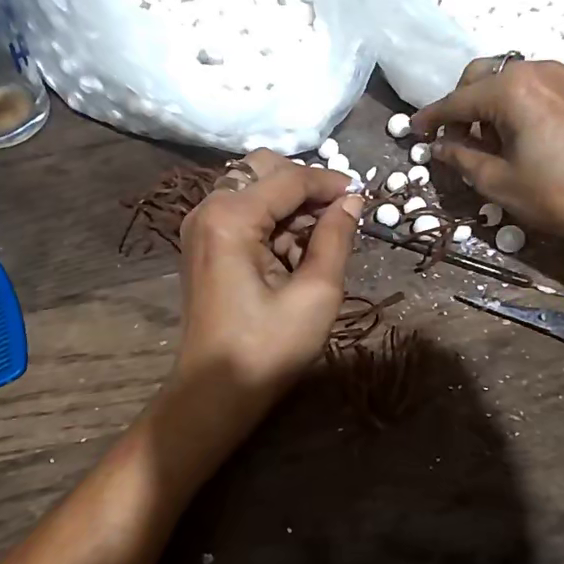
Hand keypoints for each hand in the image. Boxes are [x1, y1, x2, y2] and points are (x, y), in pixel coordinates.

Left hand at [172, 149, 364, 420]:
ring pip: (253, 189)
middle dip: (304, 188)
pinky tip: (291, 255)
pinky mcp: (203, 244)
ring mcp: (200, 227)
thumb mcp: (316, 294)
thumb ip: (335, 238)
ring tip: (317, 245)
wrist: (214, 392)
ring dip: (288, 206)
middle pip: (263, 170)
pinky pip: (242, 213)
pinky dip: (271, 222)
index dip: (330, 183)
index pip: (288, 179)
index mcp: (230, 218)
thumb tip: (352, 201)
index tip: (363, 197)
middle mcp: (207, 210)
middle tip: (337, 218)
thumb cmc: (267, 349)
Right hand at [411, 58, 563, 257]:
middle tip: (450, 139)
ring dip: (485, 103)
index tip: (411, 130)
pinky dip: (511, 101)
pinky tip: (511, 133)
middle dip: (459, 105)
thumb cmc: (556, 193)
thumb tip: (438, 146)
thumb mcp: (497, 181)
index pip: (456, 101)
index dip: (430, 118)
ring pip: (504, 78)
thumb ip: (460, 157)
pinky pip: (529, 84)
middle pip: (479, 76)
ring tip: (482, 141)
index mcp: (510, 89)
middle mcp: (533, 69)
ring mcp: (559, 75)